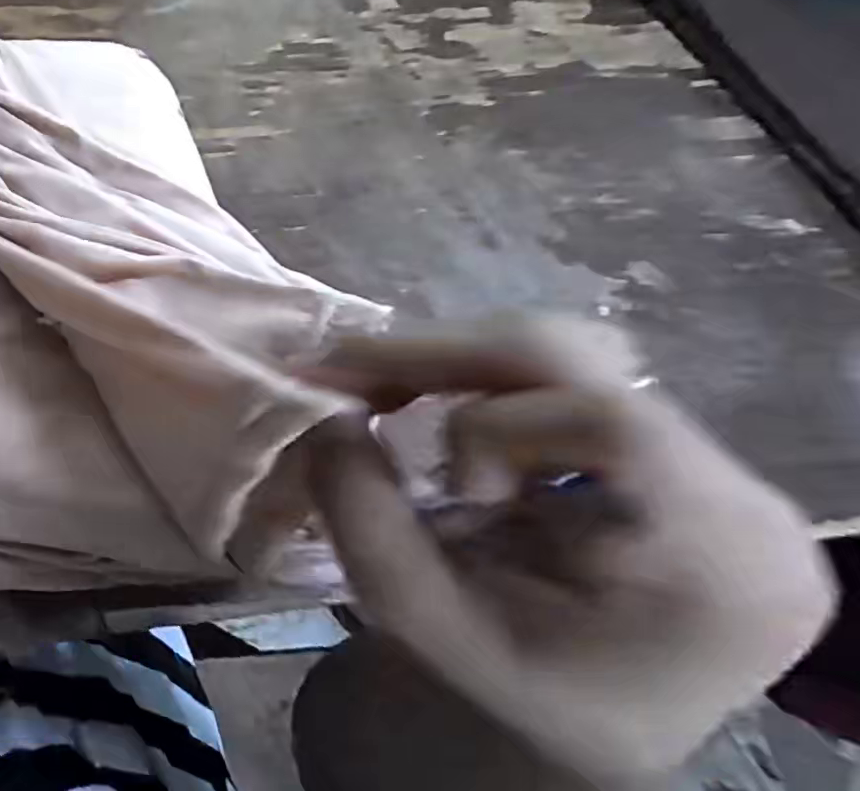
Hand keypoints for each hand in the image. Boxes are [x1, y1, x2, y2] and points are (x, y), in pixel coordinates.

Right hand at [304, 317, 834, 782]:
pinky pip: (535, 372)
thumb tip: (325, 407)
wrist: (549, 706)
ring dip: (436, 359)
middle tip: (334, 372)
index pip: (613, 422)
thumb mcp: (409, 610)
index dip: (487, 424)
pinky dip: (453, 373)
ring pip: (546, 348)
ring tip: (366, 387)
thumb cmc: (497, 680)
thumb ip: (359, 506)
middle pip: (570, 359)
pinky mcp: (635, 440)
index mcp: (718, 556)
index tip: (423, 472)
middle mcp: (729, 488)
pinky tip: (408, 398)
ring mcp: (687, 455)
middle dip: (432, 356)